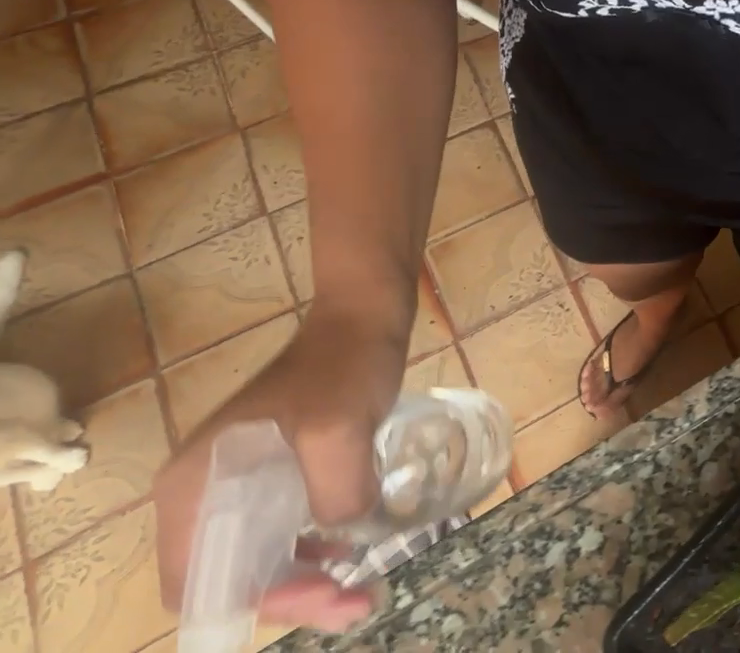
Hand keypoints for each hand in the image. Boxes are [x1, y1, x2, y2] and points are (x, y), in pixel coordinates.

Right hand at [152, 300, 409, 631]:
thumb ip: (335, 494)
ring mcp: (238, 480)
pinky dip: (311, 547)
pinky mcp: (276, 470)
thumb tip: (345, 536)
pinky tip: (350, 546)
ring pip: (258, 554)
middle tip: (358, 601)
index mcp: (194, 487)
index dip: (258, 600)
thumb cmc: (345, 368)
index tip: (328, 594)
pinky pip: (281, 527)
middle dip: (288, 597)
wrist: (364, 319)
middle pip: (229, 574)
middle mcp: (201, 491)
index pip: (200, 580)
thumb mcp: (339, 432)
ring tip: (359, 585)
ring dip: (302, 578)